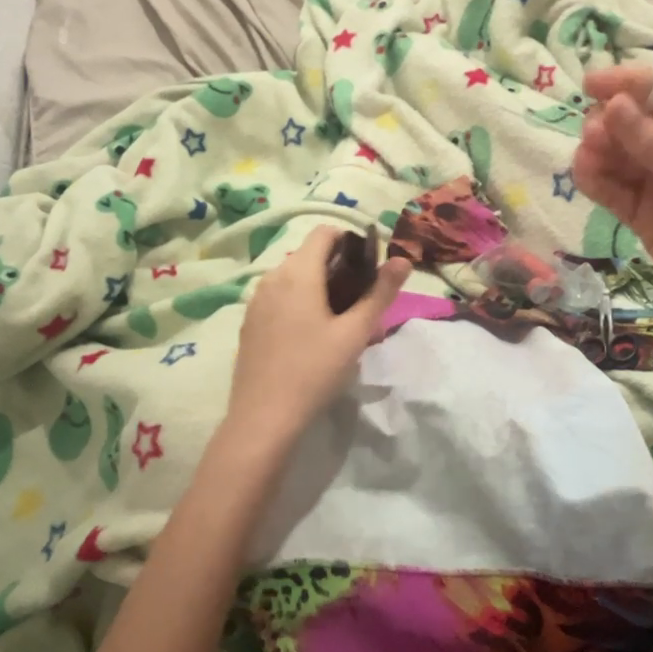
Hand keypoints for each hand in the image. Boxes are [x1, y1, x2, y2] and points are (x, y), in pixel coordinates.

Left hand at [229, 227, 410, 444]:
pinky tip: (310, 338)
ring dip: (317, 287)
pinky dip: (298, 303)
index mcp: (297, 272)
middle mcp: (272, 277)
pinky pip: (278, 298)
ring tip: (339, 322)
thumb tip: (403, 260)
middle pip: (309, 255)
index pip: (324, 232)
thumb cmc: (314, 371)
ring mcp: (255, 300)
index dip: (350, 242)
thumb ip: (380, 293)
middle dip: (337, 269)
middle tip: (359, 303)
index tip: (368, 270)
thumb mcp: (355, 333)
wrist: (263, 418)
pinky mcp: (249, 322)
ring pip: (293, 277)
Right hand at [572, 66, 652, 327]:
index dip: (630, 85)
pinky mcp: (645, 219)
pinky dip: (596, 181)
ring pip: (620, 156)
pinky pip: (615, 192)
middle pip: (636, 123)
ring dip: (600, 150)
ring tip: (589, 157)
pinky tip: (584, 175)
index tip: (591, 83)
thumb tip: (612, 105)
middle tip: (593, 132)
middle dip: (611, 121)